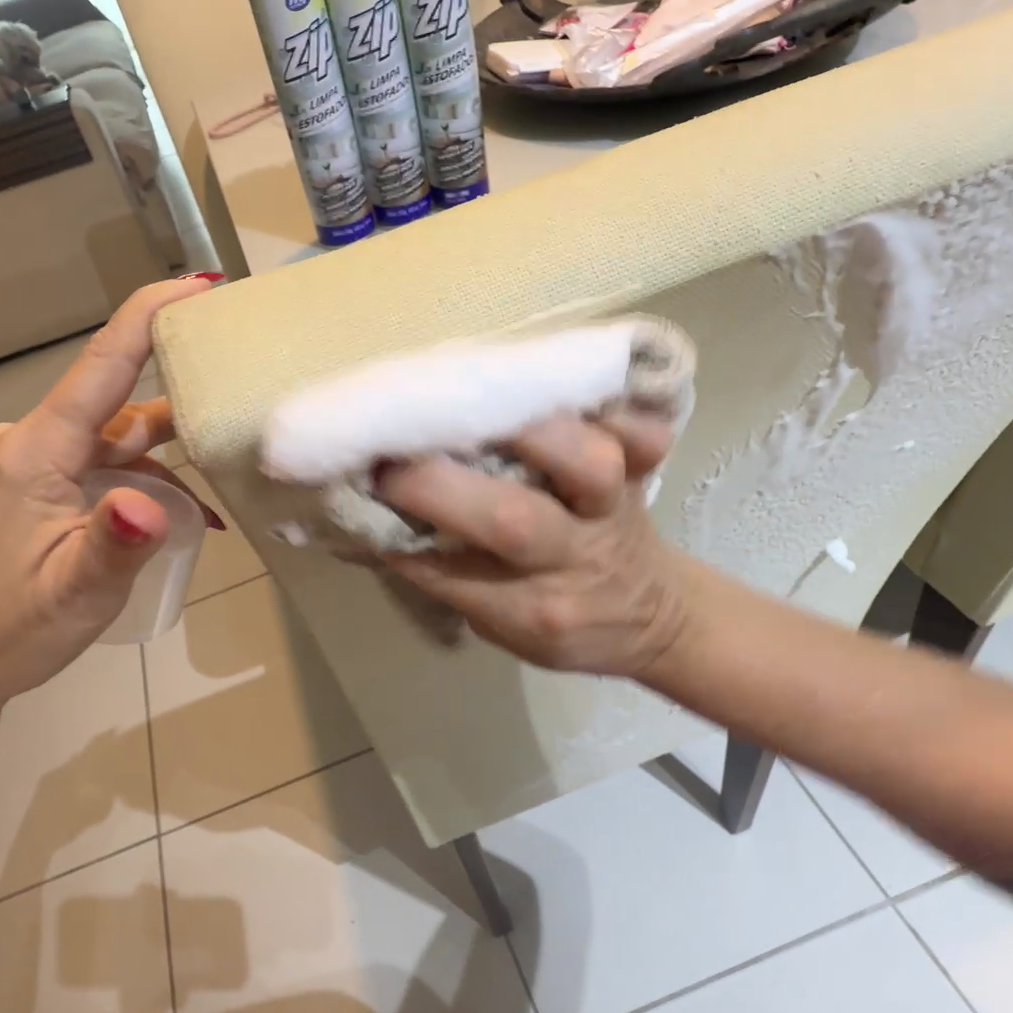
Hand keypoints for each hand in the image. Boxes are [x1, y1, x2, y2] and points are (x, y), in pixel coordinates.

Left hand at [0, 277, 219, 717]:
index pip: (100, 367)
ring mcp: (20, 467)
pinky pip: (89, 469)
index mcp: (35, 454)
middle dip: (177, 409)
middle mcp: (25, 444)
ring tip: (217, 488)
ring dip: (159, 461)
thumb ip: (116, 543)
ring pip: (106, 443)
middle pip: (114, 408)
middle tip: (237, 407)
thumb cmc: (4, 632)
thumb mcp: (75, 593)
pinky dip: (132, 483)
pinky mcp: (21, 491)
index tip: (200, 283)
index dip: (149, 315)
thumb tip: (153, 504)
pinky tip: (164, 515)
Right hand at [378, 414, 692, 678]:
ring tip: (475, 400)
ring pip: (588, 464)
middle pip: (512, 521)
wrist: (655, 617)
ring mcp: (615, 510)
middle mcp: (574, 560)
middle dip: (438, 483)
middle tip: (388, 452)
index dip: (401, 531)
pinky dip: (611, 406)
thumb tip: (374, 518)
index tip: (357, 491)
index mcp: (531, 609)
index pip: (452, 574)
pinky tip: (564, 386)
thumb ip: (445, 575)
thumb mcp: (497, 626)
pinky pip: (642, 433)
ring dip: (529, 427)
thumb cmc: (560, 622)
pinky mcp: (644, 472)